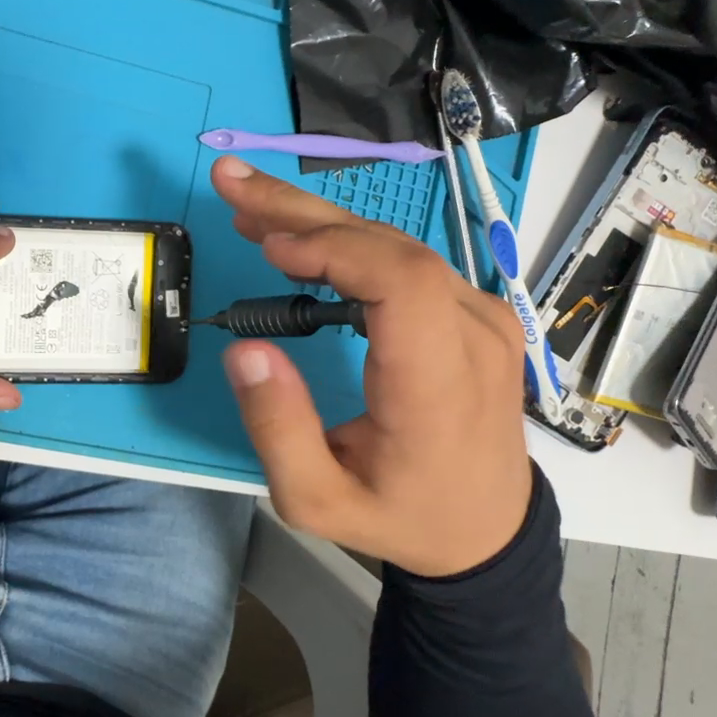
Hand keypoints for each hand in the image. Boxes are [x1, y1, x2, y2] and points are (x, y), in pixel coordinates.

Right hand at [210, 154, 532, 576]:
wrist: (485, 531)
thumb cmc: (397, 515)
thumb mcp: (317, 498)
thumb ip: (277, 429)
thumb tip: (242, 349)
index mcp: (438, 382)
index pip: (400, 282)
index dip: (333, 250)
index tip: (268, 247)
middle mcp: (472, 335)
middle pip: (391, 247)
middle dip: (303, 211)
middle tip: (232, 185)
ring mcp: (481, 319)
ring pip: (395, 245)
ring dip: (316, 221)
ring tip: (248, 205)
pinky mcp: (470, 315)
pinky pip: (404, 262)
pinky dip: (344, 244)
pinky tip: (296, 240)